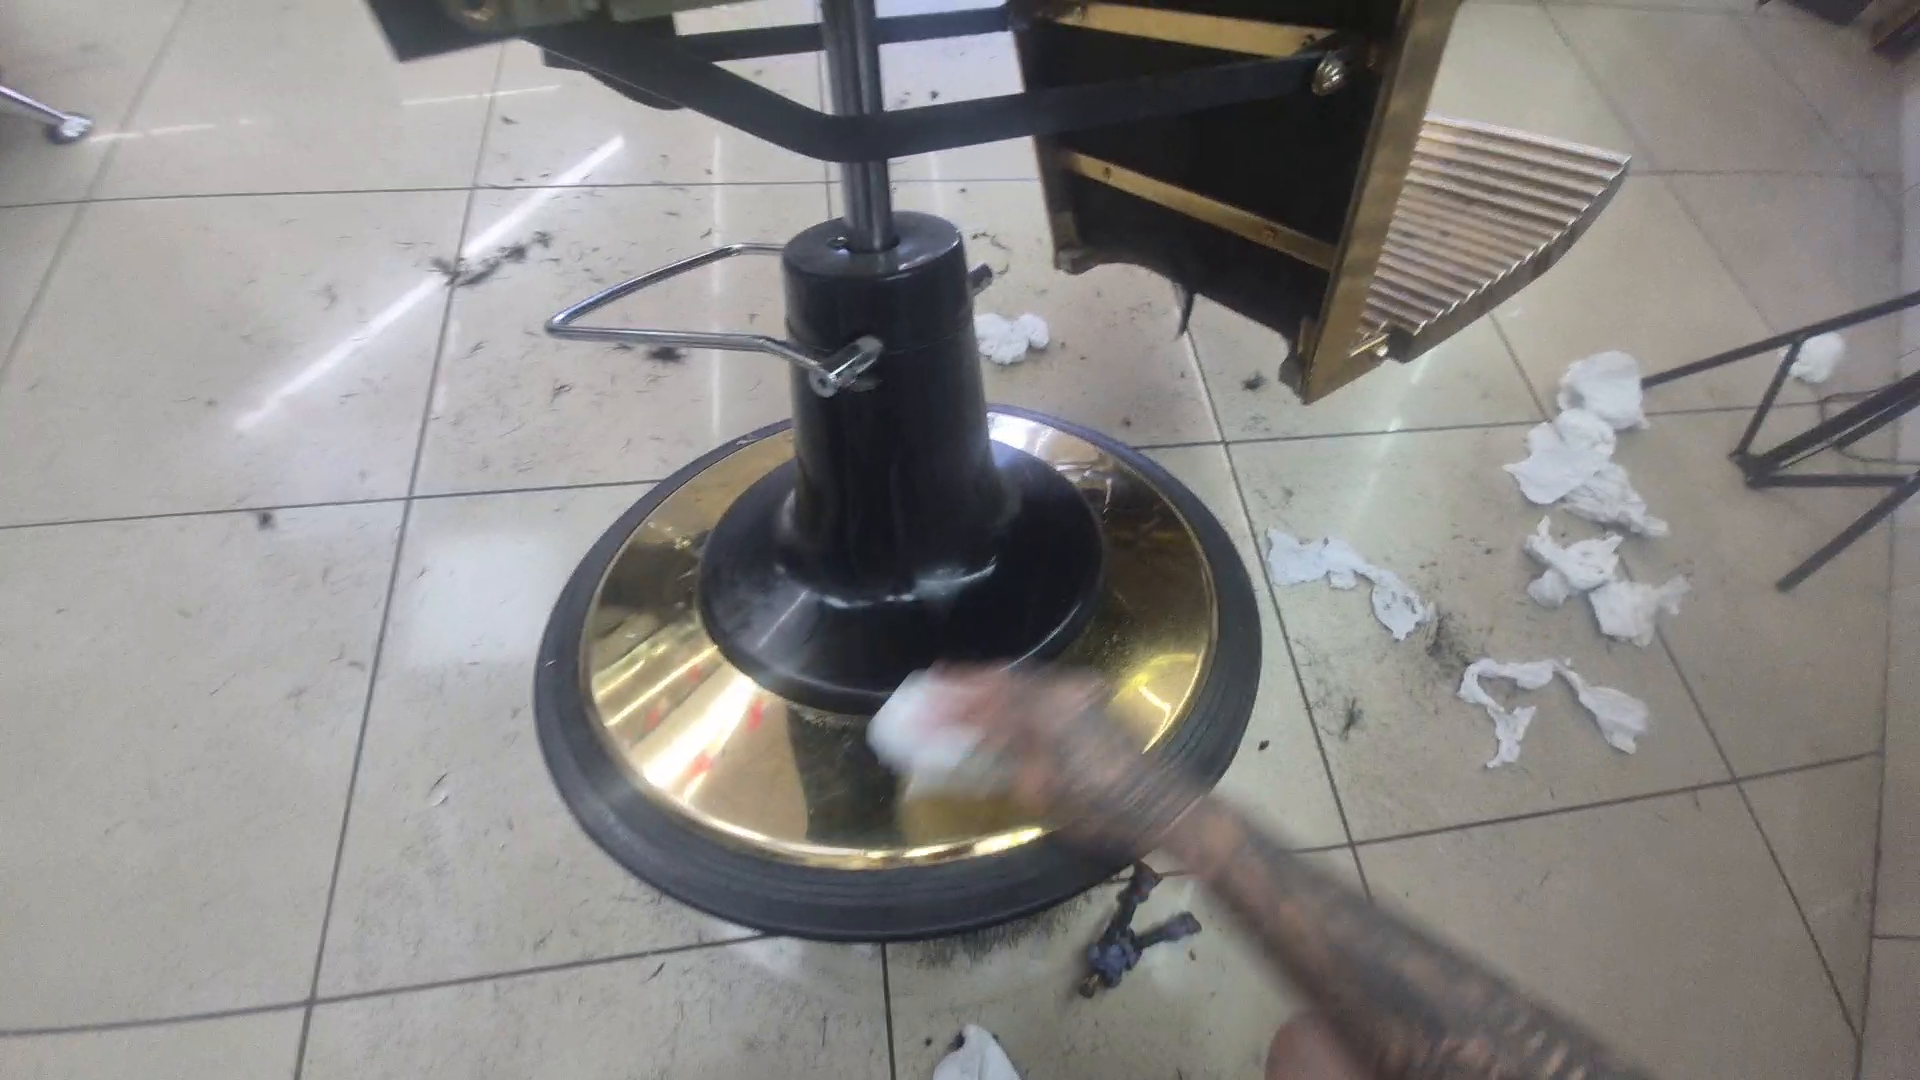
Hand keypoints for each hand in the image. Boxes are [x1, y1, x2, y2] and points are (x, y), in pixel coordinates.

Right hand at [927, 664, 1206, 855]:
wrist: (1161, 803)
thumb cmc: (1102, 809)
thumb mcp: (1042, 794)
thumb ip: (1002, 762)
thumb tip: (969, 750)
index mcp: (1042, 716)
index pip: (983, 707)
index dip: (949, 708)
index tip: (921, 706)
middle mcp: (1057, 693)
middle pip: (999, 682)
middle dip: (963, 685)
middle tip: (932, 685)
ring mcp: (1075, 691)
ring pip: (1019, 678)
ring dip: (987, 682)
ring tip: (956, 683)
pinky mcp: (1087, 697)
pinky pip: (1040, 684)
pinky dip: (1014, 686)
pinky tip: (999, 693)